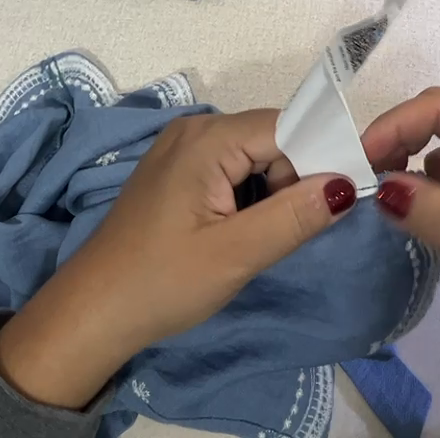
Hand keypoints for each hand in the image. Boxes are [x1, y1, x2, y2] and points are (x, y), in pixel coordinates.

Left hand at [0, 109, 356, 408]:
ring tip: (260, 235)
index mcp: (207, 138)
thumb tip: (347, 184)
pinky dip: (249, 192)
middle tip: (288, 230)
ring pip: (254, 153)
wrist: (92, 313)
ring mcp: (183, 147)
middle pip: (271, 136)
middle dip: (293, 177)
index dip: (317, 157)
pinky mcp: (178, 169)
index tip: (339, 199)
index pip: (286, 126)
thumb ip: (293, 217)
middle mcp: (196, 128)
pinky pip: (231, 165)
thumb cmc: (161, 282)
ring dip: (271, 189)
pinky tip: (239, 228)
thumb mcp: (234, 256)